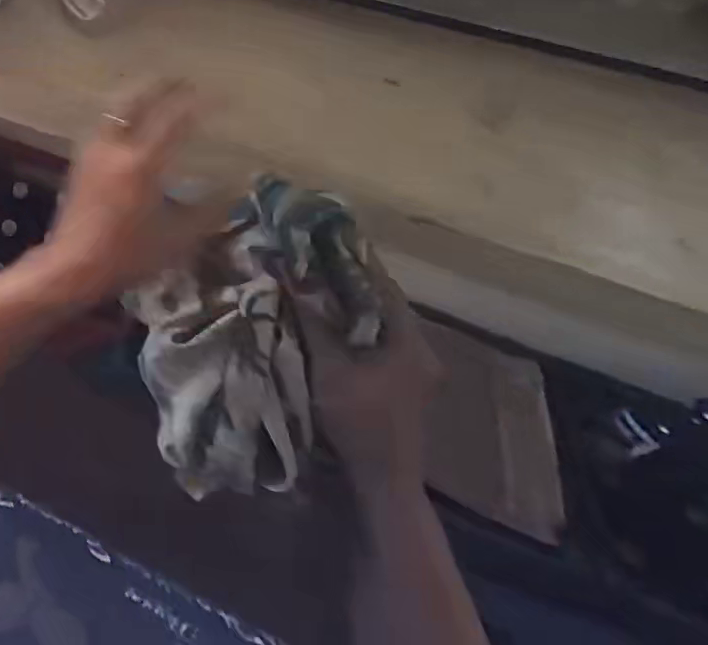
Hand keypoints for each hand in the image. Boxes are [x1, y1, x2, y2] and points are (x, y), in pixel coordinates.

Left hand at [35, 80, 229, 301]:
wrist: (71, 264)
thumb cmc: (127, 255)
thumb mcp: (179, 236)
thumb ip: (210, 208)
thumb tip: (236, 185)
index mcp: (140, 163)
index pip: (174, 119)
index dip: (199, 103)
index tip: (222, 95)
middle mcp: (112, 149)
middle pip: (132, 102)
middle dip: (158, 86)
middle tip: (183, 80)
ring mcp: (90, 154)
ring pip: (112, 111)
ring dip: (136, 97)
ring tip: (158, 93)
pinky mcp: (79, 163)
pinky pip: (102, 126)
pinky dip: (120, 114)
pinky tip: (131, 122)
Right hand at [301, 270, 442, 493]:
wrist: (381, 475)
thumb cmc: (356, 416)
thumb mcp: (328, 365)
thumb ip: (311, 320)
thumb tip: (289, 275)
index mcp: (410, 343)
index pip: (383, 288)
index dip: (355, 260)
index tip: (326, 235)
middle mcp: (421, 350)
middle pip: (383, 302)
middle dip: (349, 277)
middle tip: (311, 253)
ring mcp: (415, 368)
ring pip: (379, 320)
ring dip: (350, 300)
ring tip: (312, 278)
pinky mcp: (403, 380)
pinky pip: (377, 337)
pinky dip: (353, 320)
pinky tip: (327, 316)